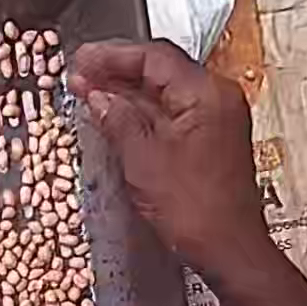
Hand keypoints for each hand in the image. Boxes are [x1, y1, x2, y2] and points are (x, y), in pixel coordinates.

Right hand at [69, 40, 271, 280]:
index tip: (80, 59)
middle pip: (160, 72)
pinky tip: (115, 118)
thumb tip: (96, 96)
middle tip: (79, 73)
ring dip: (127, 93)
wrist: (227, 248)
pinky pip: (170, 116)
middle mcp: (215, 99)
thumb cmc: (191, 208)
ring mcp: (214, 120)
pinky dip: (141, 114)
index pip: (154, 59)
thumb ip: (119, 121)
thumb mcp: (144, 161)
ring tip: (88, 92)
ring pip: (164, 94)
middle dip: (117, 72)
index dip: (112, 56)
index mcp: (205, 95)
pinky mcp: (208, 141)